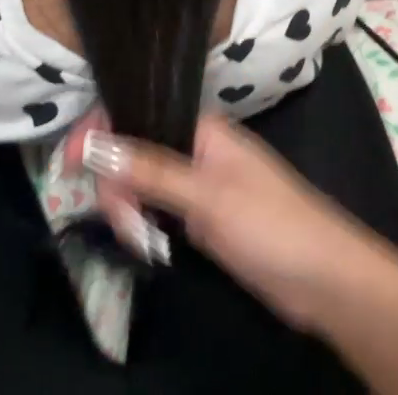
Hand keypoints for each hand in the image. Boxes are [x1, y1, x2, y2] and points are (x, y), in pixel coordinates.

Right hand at [69, 113, 397, 333]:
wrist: (330, 284)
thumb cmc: (275, 226)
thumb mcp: (208, 196)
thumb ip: (149, 169)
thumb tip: (92, 145)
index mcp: (200, 128)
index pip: (133, 114)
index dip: (97, 134)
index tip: (68, 164)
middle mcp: (193, 149)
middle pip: (129, 151)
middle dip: (114, 184)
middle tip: (122, 223)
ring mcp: (195, 184)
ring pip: (139, 183)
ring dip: (128, 209)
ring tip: (141, 241)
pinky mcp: (198, 216)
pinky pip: (154, 208)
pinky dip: (143, 223)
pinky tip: (146, 242)